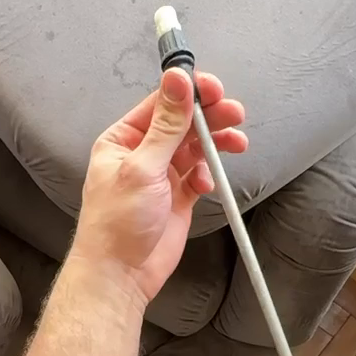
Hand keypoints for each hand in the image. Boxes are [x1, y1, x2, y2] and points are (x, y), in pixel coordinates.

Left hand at [75, 68, 246, 301]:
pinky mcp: (176, 200)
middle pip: (182, 124)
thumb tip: (177, 80)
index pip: (161, 105)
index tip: (214, 89)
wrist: (119, 275)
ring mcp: (160, 178)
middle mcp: (141, 155)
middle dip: (209, 117)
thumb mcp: (142, 167)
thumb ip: (166, 125)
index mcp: (123, 140)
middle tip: (234, 113)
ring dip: (215, 143)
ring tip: (237, 141)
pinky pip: (198, 177)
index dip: (189, 93)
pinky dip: (207, 175)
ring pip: (194, 149)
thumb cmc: (117, 223)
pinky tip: (208, 182)